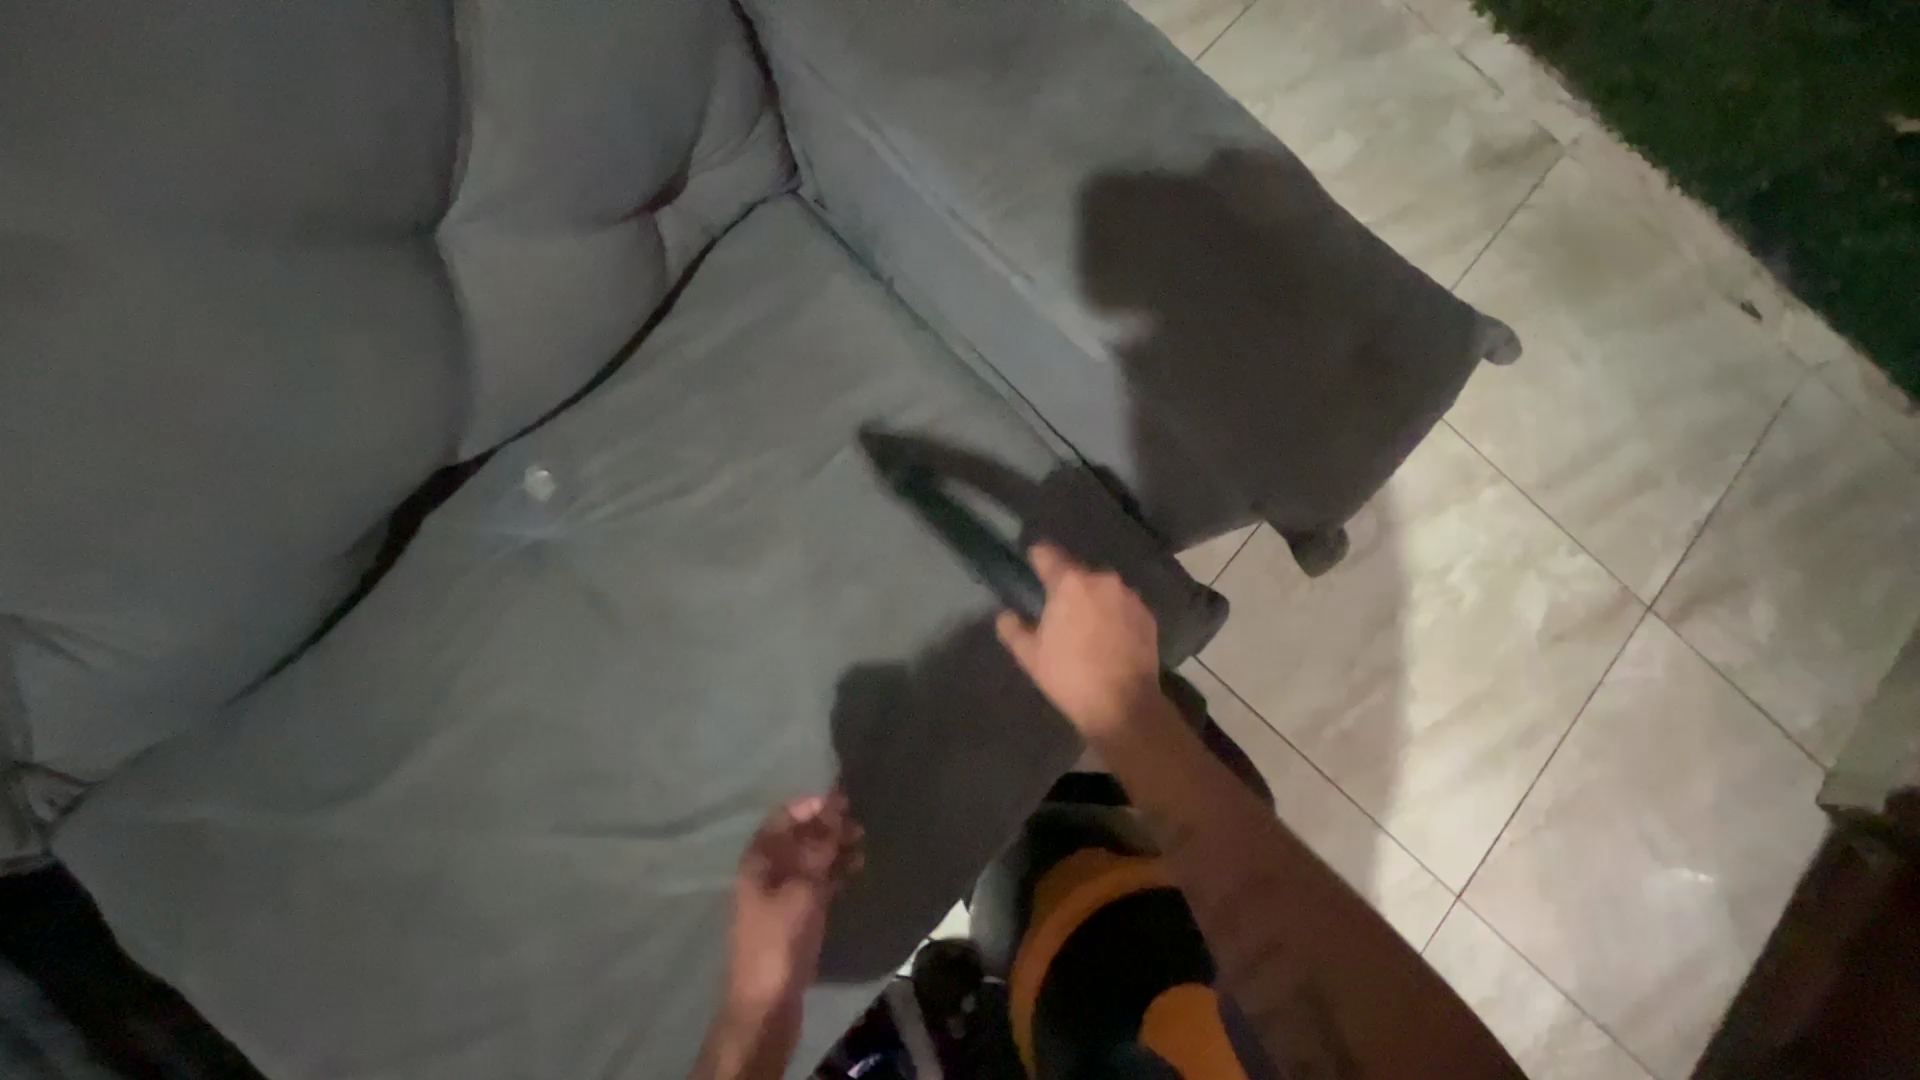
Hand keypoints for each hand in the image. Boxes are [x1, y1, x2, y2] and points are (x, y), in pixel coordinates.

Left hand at [724, 791, 864, 1013]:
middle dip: (828, 827)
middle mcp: (767, 870)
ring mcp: (780, 894)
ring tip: (863, 846)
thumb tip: (835, 805)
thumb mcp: (803, 888)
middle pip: (799, 837)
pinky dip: (834, 873)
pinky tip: (855, 870)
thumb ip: (820, 846)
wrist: (767, 1004)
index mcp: (759, 859)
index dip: (812, 805)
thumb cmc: (780, 939)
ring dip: (834, 849)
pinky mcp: (795, 915)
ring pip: (810, 859)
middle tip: (860, 826)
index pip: (785, 816)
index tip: (844, 802)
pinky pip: (816, 882)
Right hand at [995, 543, 1162, 738]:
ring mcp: (1129, 596)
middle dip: (1067, 586)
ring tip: (1087, 626)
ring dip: (1093, 600)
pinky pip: (1123, 606)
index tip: (1031, 562)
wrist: (1123, 705)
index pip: (1047, 554)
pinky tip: (1109, 638)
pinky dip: (1115, 615)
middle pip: (1078, 573)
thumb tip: (1006, 615)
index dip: (1036, 557)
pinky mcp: (1147, 615)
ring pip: (1103, 589)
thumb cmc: (1069, 676)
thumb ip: (1013, 629)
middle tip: (1059, 610)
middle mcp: (1102, 580)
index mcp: (1069, 582)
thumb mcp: (1030, 656)